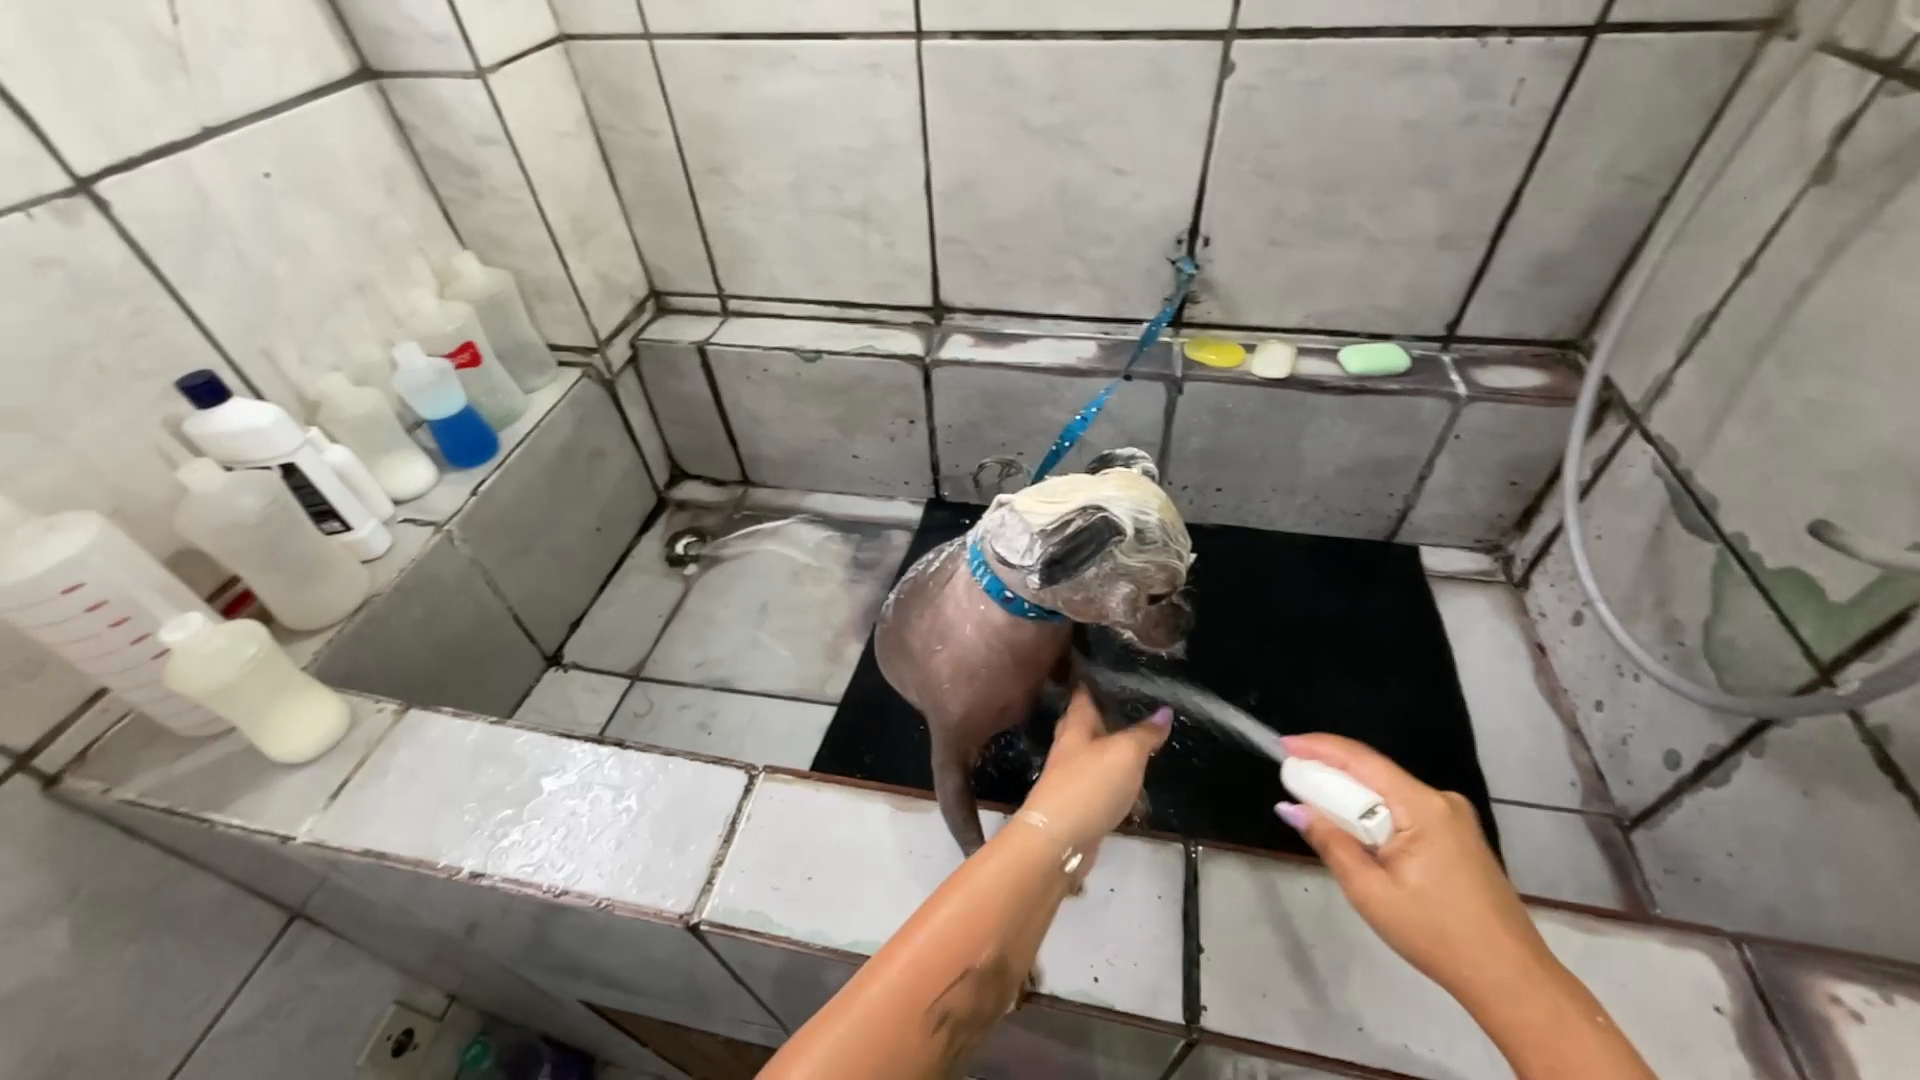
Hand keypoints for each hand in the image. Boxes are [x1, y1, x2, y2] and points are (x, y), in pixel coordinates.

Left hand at [1018, 687, 1170, 853]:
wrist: (1058, 840)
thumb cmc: (1089, 784)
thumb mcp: (1126, 753)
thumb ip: (1145, 733)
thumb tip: (1165, 710)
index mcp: (1076, 726)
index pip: (1083, 693)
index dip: (1094, 679)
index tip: (1108, 666)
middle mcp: (1069, 747)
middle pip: (1085, 724)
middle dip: (1104, 715)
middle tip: (1130, 706)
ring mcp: (1070, 776)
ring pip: (1093, 755)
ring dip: (1111, 751)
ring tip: (1139, 745)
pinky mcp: (1077, 804)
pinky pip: (1099, 785)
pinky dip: (1115, 782)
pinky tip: (1131, 786)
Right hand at [1276, 734, 1556, 1006]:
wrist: (1509, 977)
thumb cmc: (1435, 934)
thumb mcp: (1370, 891)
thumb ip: (1330, 842)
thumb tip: (1292, 808)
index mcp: (1423, 807)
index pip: (1362, 760)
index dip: (1320, 748)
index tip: (1284, 745)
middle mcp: (1441, 801)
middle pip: (1375, 774)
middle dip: (1330, 775)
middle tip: (1290, 783)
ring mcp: (1454, 818)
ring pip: (1388, 794)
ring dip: (1351, 800)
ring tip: (1315, 811)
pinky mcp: (1457, 837)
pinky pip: (1403, 812)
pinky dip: (1373, 816)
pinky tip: (1354, 834)